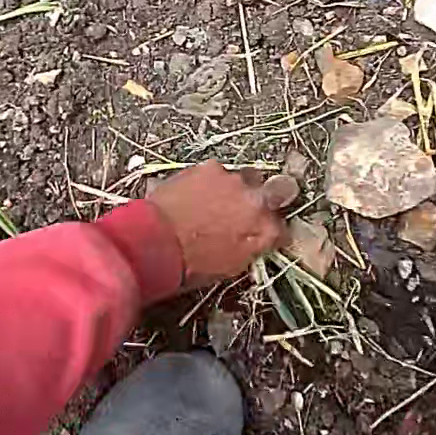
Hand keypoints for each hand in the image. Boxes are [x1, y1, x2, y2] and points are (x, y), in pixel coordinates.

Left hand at [145, 161, 296, 288]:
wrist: (152, 242)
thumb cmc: (189, 264)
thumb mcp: (231, 266)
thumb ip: (252, 247)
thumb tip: (258, 241)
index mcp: (265, 228)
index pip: (283, 227)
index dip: (274, 230)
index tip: (266, 233)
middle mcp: (257, 199)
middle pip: (277, 190)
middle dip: (269, 197)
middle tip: (248, 210)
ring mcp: (234, 180)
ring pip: (246, 179)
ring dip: (237, 189)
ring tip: (216, 203)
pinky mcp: (210, 168)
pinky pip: (218, 174)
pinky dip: (212, 182)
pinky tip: (197, 195)